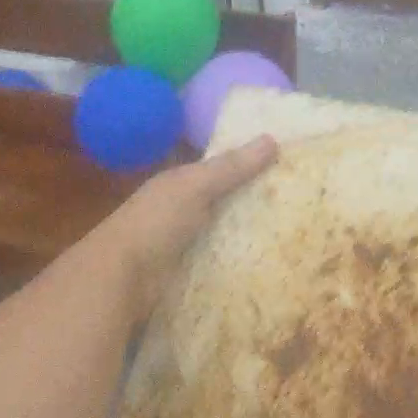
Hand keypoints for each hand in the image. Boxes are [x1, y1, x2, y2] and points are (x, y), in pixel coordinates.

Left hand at [87, 135, 279, 325]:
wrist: (119, 278)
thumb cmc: (155, 221)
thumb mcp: (194, 186)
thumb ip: (230, 167)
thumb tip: (273, 139)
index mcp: (179, 182)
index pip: (218, 167)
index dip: (247, 163)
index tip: (285, 164)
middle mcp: (180, 209)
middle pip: (223, 201)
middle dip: (253, 202)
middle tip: (298, 203)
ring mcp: (181, 244)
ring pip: (223, 234)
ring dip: (247, 237)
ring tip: (291, 237)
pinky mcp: (186, 275)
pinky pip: (218, 264)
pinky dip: (237, 265)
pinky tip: (265, 267)